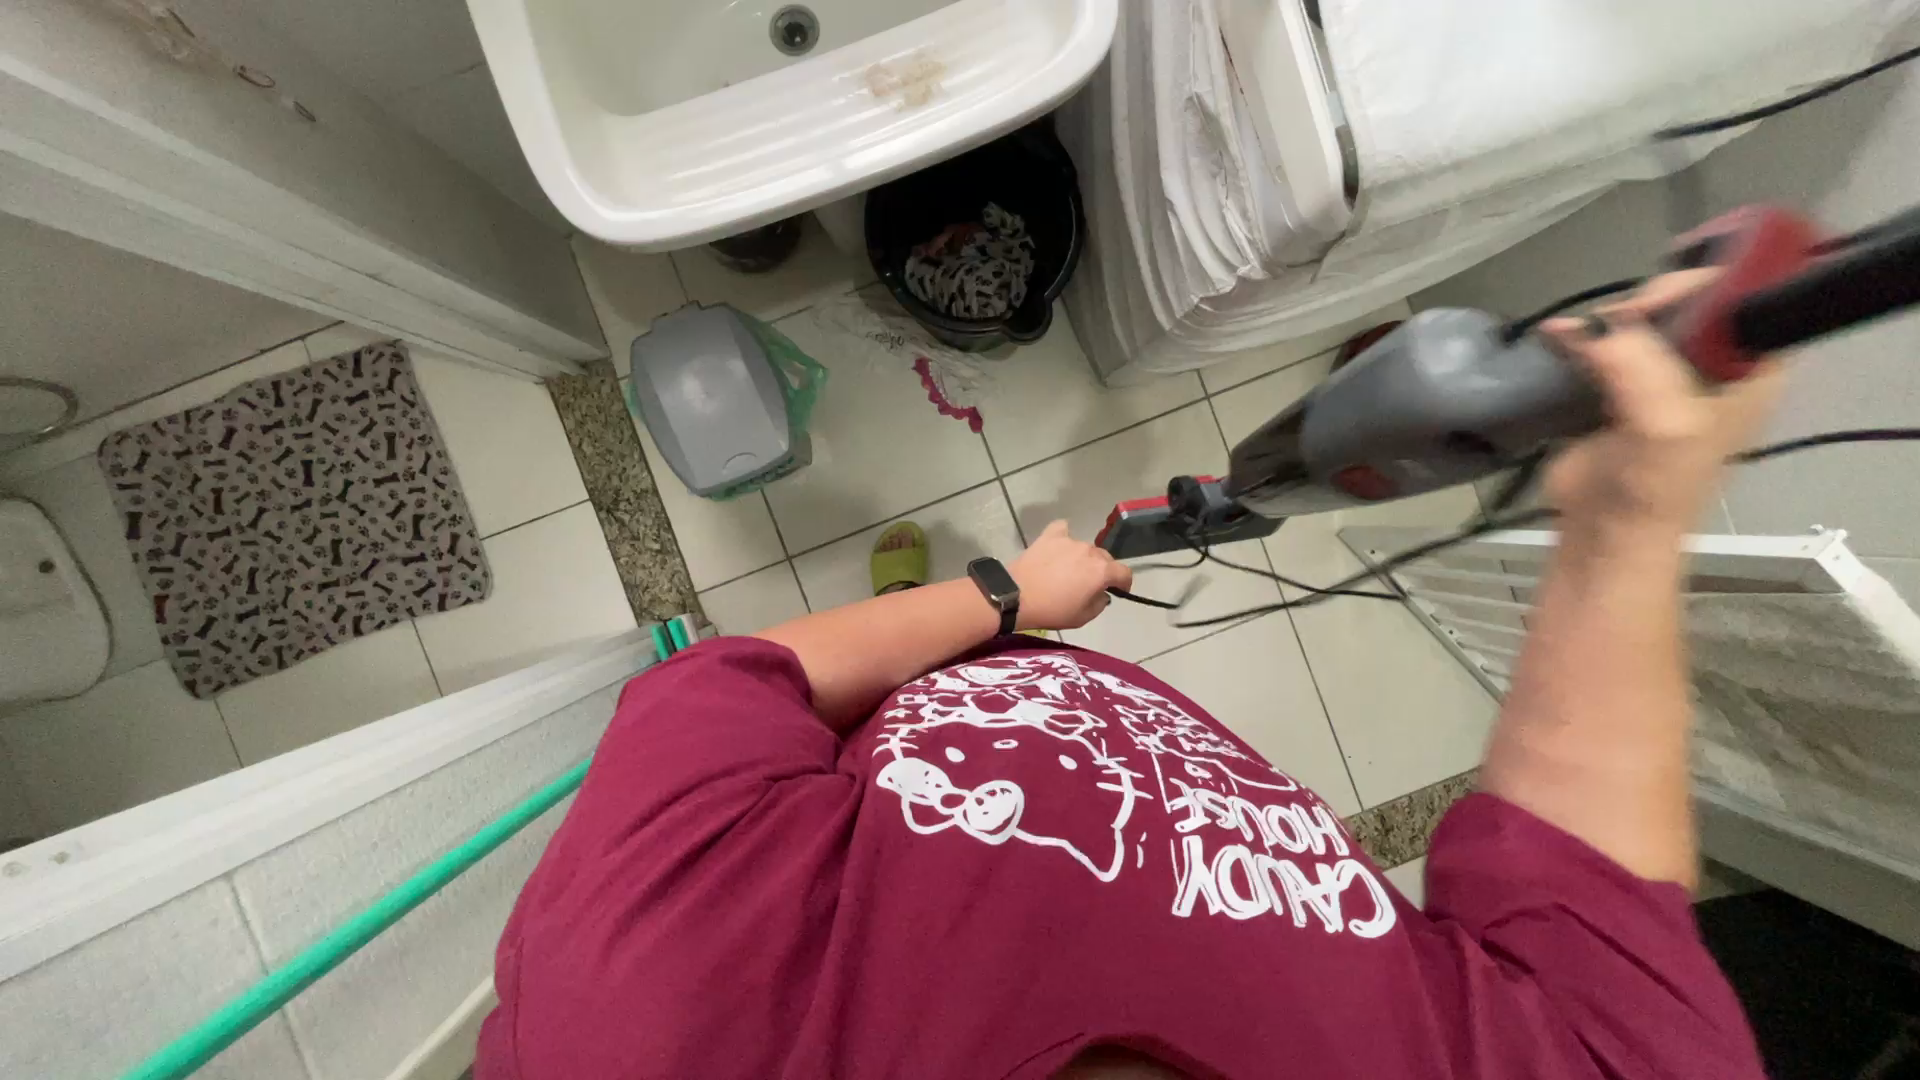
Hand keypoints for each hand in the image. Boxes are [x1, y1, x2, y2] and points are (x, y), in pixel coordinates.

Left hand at [1007, 520, 1133, 629]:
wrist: (1017, 597)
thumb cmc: (1052, 611)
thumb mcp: (1083, 617)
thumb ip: (1100, 603)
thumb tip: (1101, 593)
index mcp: (1102, 571)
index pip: (1124, 572)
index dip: (1124, 582)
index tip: (1118, 590)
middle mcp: (1090, 551)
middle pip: (1104, 558)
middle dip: (1102, 570)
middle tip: (1088, 584)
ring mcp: (1070, 540)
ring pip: (1085, 547)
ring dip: (1082, 557)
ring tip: (1068, 569)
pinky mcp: (1050, 535)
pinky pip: (1063, 529)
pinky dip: (1064, 536)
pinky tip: (1059, 545)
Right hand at [1539, 270, 1785, 545]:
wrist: (1604, 531)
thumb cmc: (1653, 485)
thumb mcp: (1662, 425)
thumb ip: (1636, 367)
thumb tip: (1583, 327)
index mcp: (1750, 368)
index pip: (1738, 300)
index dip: (1692, 292)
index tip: (1641, 310)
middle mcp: (1712, 366)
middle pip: (1684, 305)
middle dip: (1641, 306)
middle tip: (1605, 325)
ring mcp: (1660, 379)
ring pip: (1639, 325)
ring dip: (1604, 323)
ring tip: (1576, 334)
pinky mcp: (1613, 392)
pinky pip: (1601, 349)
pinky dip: (1577, 340)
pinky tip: (1556, 339)